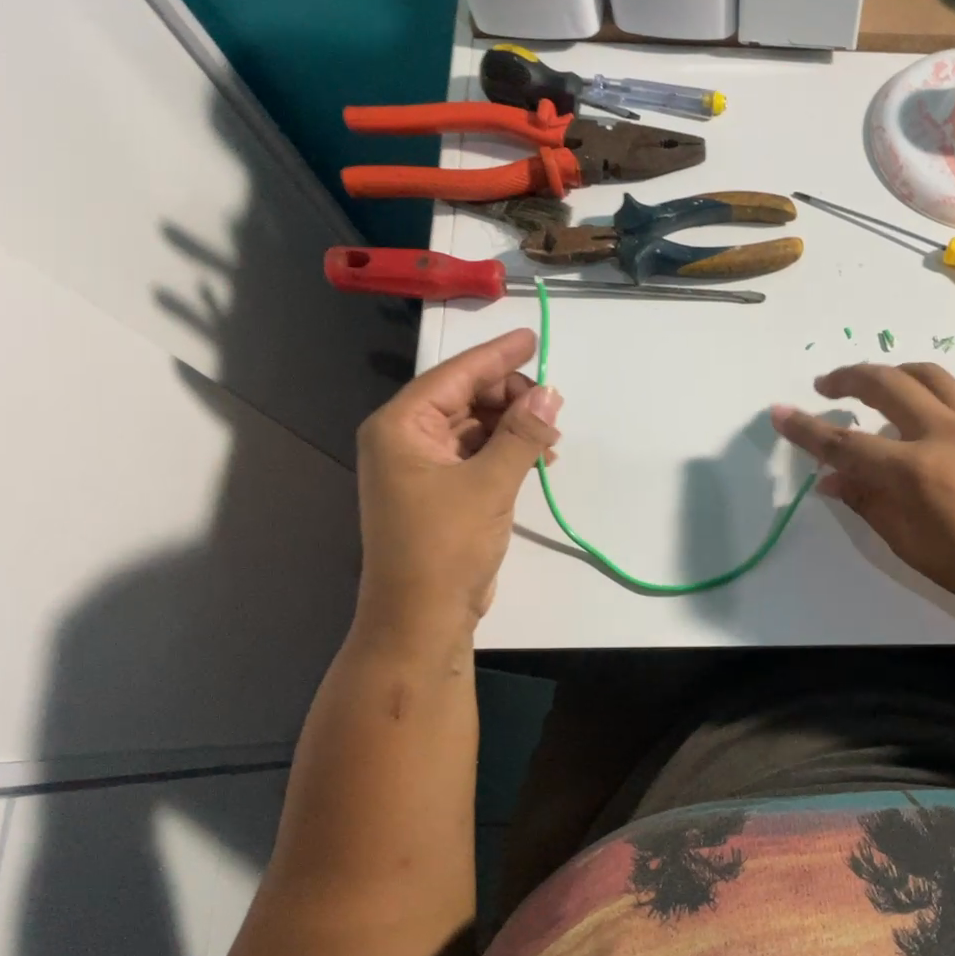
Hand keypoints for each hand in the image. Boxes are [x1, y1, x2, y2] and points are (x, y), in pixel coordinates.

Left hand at [354, 328, 560, 643]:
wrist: (422, 617)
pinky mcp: (440, 493)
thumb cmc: (445, 545)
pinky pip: (478, 456)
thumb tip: (550, 394)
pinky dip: (508, 453)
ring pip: (475, 428)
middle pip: (465, 399)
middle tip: (553, 407)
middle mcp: (406, 440)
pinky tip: (539, 460)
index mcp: (401, 426)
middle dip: (511, 399)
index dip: (497, 356)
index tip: (533, 338)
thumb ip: (522, 434)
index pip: (455, 376)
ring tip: (552, 439)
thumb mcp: (489, 484)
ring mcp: (422, 468)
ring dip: (514, 428)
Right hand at [771, 363, 954, 629]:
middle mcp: (942, 433)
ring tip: (875, 384)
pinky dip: (934, 388)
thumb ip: (867, 502)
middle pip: (886, 385)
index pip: (846, 444)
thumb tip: (830, 480)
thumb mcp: (908, 543)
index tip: (779, 413)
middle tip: (826, 386)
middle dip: (849, 378)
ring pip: (927, 374)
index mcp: (914, 470)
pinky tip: (928, 405)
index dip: (807, 430)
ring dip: (893, 372)